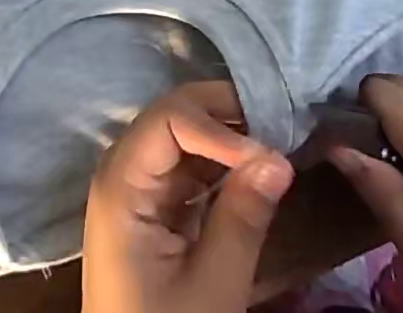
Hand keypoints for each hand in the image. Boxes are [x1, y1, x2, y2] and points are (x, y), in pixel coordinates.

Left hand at [83, 82, 294, 312]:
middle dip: (227, 114)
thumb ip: (243, 218)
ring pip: (185, 132)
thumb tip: (280, 157)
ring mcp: (139, 184)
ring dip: (230, 132)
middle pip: (174, 114)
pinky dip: (225, 158)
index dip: (218, 125)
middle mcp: (124, 169)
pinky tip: (256, 166)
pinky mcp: (155, 203)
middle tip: (278, 125)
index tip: (267, 152)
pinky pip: (190, 161)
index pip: (169, 118)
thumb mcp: (211, 288)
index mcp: (122, 183)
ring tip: (276, 140)